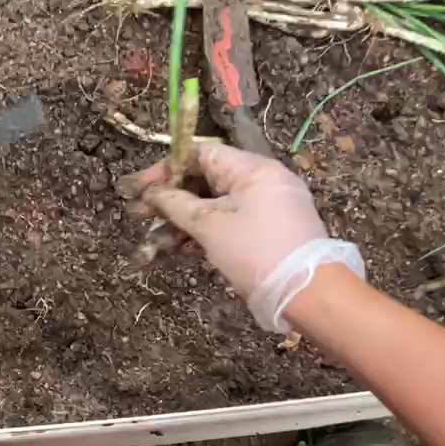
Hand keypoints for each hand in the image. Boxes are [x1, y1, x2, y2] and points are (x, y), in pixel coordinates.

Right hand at [127, 142, 363, 331]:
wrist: (306, 292)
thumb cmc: (254, 249)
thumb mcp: (208, 224)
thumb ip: (175, 204)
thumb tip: (151, 193)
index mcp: (252, 169)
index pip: (201, 153)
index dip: (166, 167)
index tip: (139, 187)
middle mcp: (259, 182)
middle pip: (203, 180)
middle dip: (168, 198)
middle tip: (138, 214)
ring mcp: (262, 208)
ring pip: (210, 205)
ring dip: (178, 220)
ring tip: (152, 239)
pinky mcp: (261, 231)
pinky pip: (223, 222)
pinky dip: (198, 233)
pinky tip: (175, 249)